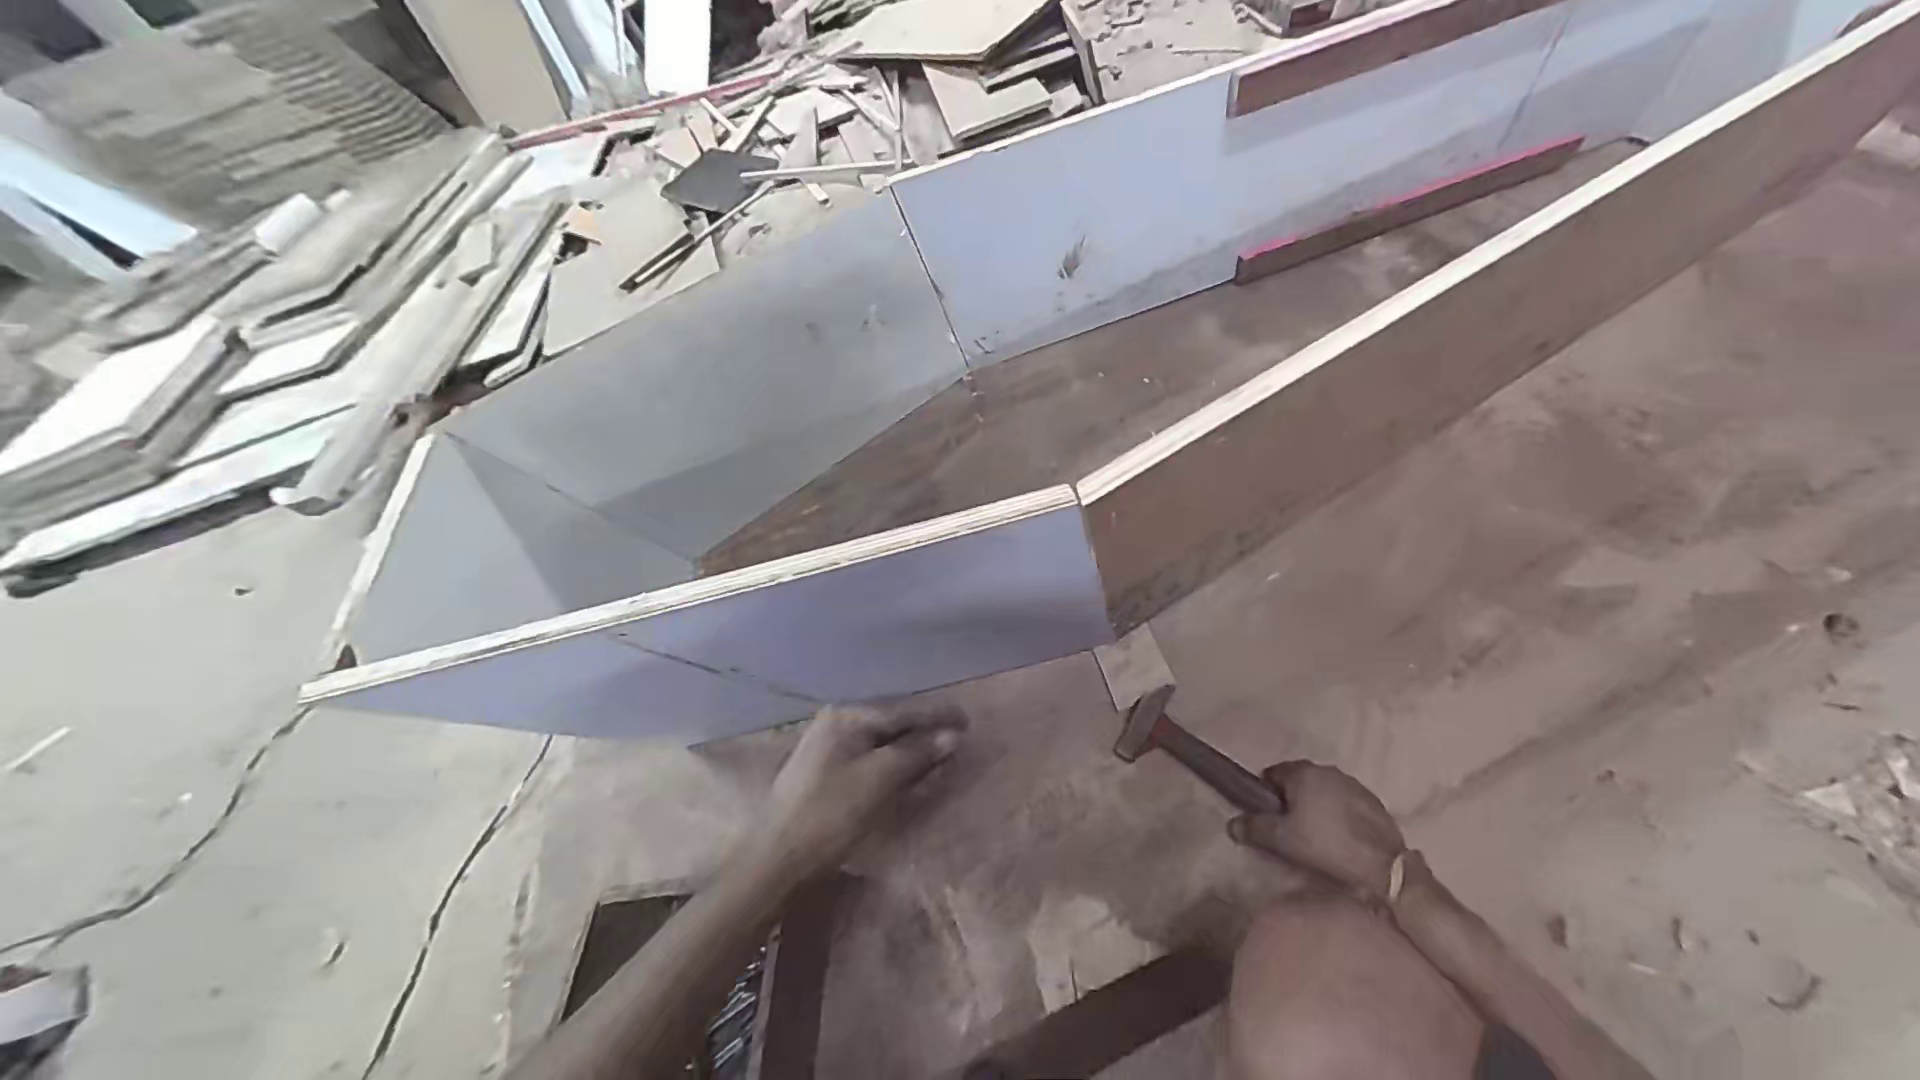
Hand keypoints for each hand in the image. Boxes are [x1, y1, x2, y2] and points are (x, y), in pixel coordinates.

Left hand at [760, 704, 966, 877]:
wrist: (776, 857)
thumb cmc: (830, 814)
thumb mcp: (879, 780)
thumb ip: (917, 752)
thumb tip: (953, 734)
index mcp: (849, 716)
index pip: (903, 709)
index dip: (938, 715)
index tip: (968, 721)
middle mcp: (838, 720)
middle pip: (893, 720)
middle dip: (926, 729)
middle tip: (957, 738)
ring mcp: (829, 742)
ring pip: (882, 737)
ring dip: (910, 746)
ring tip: (938, 753)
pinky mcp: (826, 766)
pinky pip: (869, 752)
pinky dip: (892, 759)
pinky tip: (906, 768)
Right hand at [1228, 762, 1405, 898]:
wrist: (1385, 868)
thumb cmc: (1324, 845)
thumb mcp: (1280, 839)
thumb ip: (1252, 827)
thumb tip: (1232, 824)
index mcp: (1302, 773)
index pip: (1272, 774)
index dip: (1266, 796)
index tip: (1269, 818)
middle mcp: (1328, 771)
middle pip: (1299, 781)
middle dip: (1292, 800)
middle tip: (1290, 829)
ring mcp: (1355, 786)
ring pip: (1324, 792)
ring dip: (1317, 806)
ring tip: (1317, 836)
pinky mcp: (1376, 804)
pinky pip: (1346, 805)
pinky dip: (1339, 816)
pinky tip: (1341, 839)